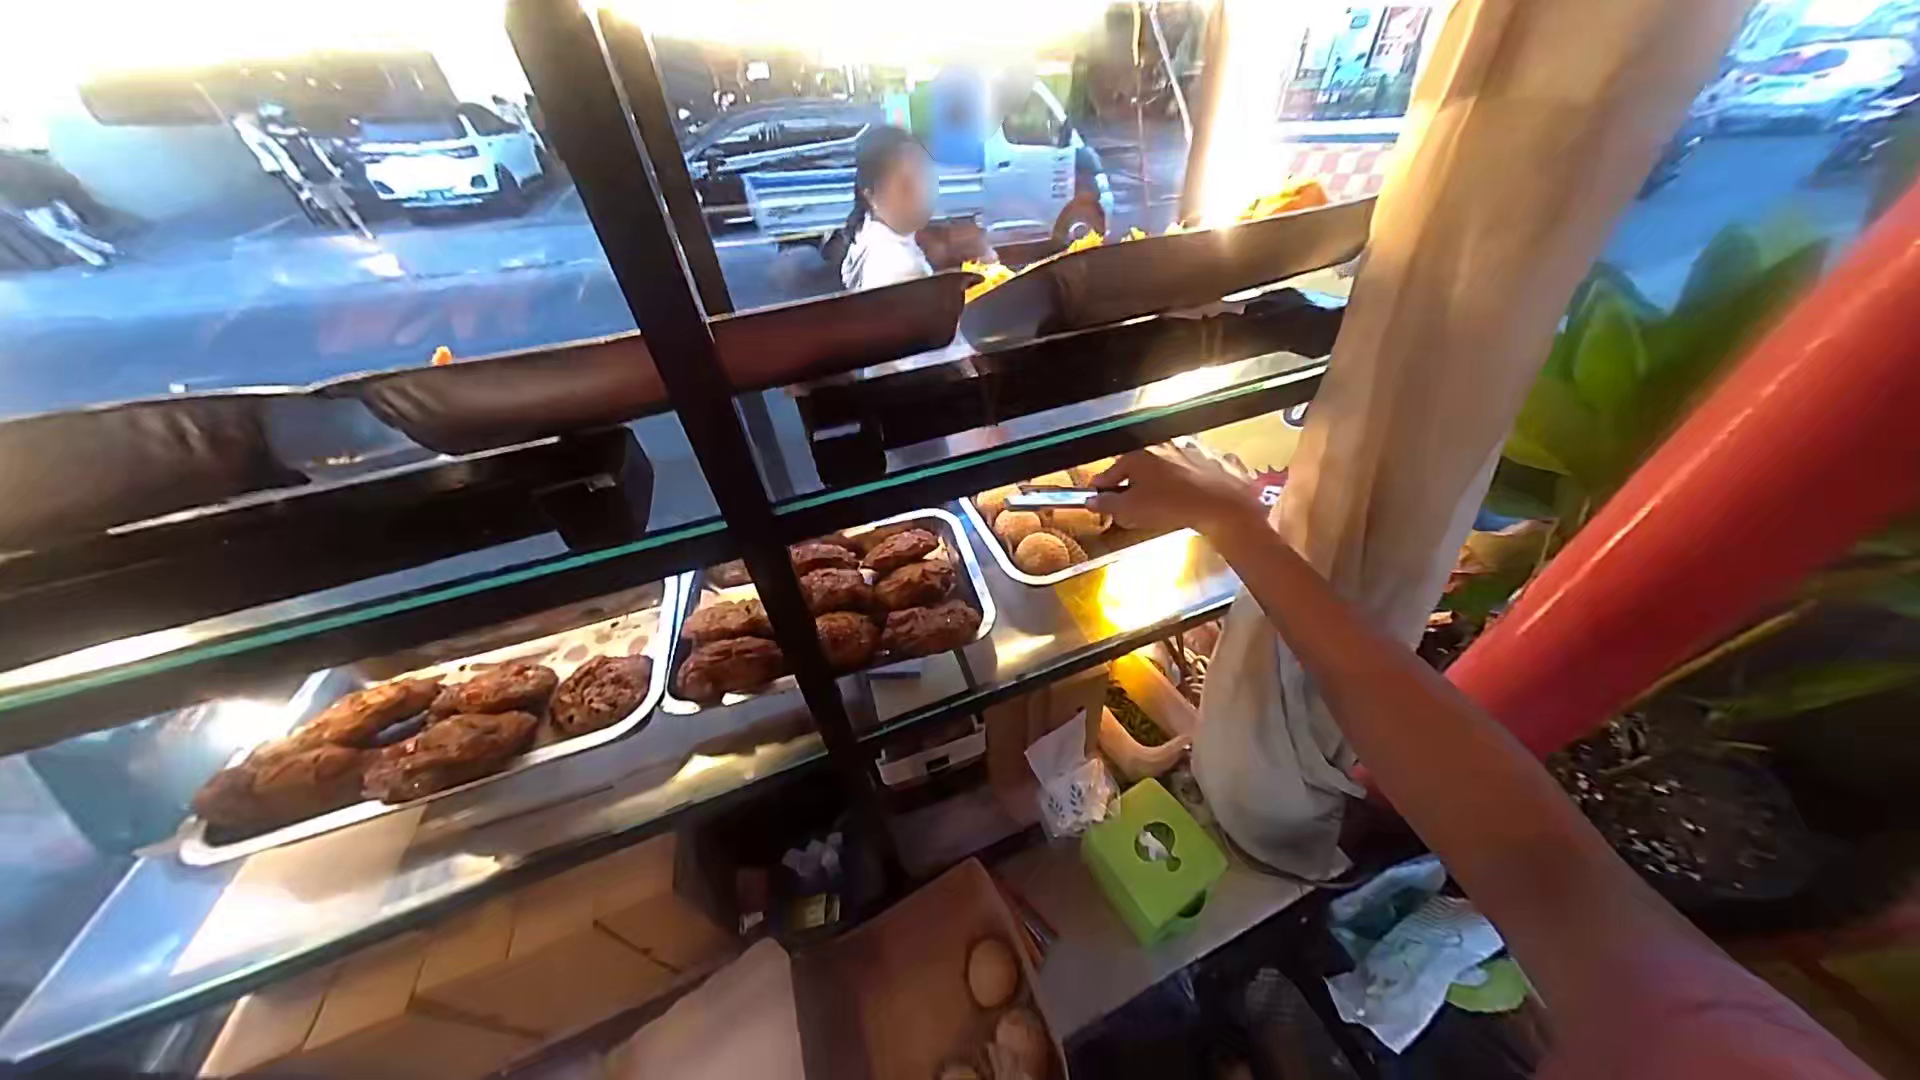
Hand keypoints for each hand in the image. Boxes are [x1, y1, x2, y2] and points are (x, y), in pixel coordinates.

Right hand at [1088, 444, 1263, 537]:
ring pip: (1169, 466)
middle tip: (1134, 506)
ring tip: (1165, 505)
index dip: (1102, 487)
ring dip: (1164, 481)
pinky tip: (1193, 497)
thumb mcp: (1130, 510)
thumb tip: (1094, 501)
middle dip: (1135, 484)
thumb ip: (1107, 504)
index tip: (1098, 497)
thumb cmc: (1175, 505)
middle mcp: (1164, 446)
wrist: (1224, 506)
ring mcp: (1192, 450)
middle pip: (1140, 466)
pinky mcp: (1215, 459)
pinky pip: (1198, 470)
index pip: (1111, 471)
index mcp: (1139, 455)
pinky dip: (1193, 481)